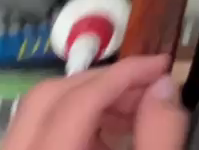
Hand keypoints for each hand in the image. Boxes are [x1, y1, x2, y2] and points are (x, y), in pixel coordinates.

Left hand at [4, 56, 187, 149]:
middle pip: (46, 98)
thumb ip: (162, 133)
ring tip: (135, 112)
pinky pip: (35, 133)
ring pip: (38, 113)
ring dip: (91, 99)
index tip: (164, 65)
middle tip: (148, 84)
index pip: (78, 101)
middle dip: (104, 80)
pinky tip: (111, 134)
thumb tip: (163, 86)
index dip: (125, 72)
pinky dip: (76, 120)